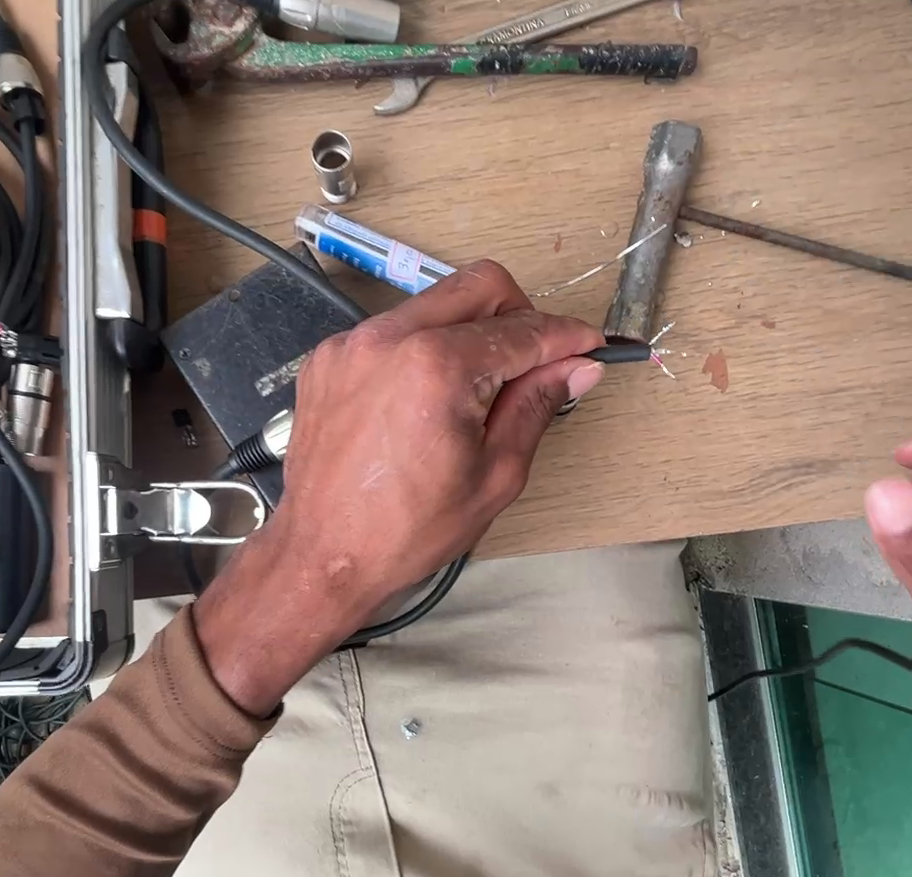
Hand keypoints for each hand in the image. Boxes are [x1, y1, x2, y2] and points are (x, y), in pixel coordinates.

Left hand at [194, 261, 604, 712]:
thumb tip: (577, 367)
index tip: (588, 346)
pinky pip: (392, 329)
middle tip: (536, 361)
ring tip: (478, 388)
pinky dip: (422, 348)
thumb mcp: (494, 477)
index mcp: (437, 367)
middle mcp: (389, 338)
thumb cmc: (408, 531)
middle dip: (521, 314)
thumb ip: (537, 407)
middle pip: (479, 285)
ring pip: (434, 302)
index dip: (566, 337)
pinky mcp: (328, 358)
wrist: (324, 555)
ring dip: (470, 331)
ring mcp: (351, 344)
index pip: (522, 330)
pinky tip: (426, 397)